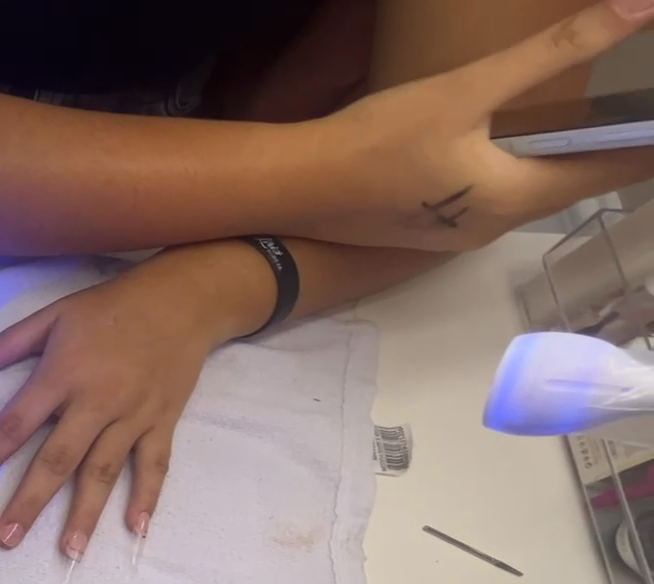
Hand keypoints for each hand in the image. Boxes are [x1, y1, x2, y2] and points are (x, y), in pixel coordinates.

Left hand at [0, 244, 263, 557]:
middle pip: (57, 459)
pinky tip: (136, 530)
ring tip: (68, 551)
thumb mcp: (51, 317)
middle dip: (31, 501)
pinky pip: (155, 465)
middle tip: (7, 539)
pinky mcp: (163, 422)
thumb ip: (3, 345)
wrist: (186, 298)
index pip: (18, 423)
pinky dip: (147, 497)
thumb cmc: (107, 309)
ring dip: (85, 513)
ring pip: (103, 471)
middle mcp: (95, 402)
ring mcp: (132, 416)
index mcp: (61, 376)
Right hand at [300, 0, 653, 251]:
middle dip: (610, 152)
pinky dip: (513, 179)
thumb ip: (556, 49)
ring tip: (583, 131)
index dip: (651, 144)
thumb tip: (645, 6)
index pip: (617, 168)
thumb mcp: (466, 89)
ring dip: (557, 167)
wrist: (290, 188)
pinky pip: (488, 206)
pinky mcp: (419, 234)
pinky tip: (507, 155)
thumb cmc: (375, 143)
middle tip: (634, 117)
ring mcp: (450, 236)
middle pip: (573, 186)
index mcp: (515, 195)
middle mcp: (491, 226)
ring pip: (528, 197)